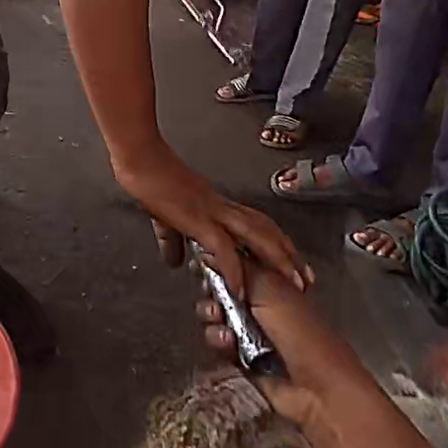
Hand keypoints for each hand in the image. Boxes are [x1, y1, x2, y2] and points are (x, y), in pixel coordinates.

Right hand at [119, 149, 310, 300]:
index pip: (254, 222)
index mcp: (215, 204)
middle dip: (288, 253)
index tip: (292, 261)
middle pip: (264, 228)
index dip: (275, 241)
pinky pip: (223, 247)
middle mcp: (220, 206)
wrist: (140, 157)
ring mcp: (211, 211)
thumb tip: (174, 263)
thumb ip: (172, 240)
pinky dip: (234, 269)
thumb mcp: (163, 214)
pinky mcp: (197, 219)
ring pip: (255, 234)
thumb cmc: (149, 177)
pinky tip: (240, 289)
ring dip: (276, 258)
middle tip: (307, 277)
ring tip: (292, 282)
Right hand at [196, 259, 355, 425]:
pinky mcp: (240, 355)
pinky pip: (218, 340)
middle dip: (211, 290)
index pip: (238, 263)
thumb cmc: (299, 330)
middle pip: (221, 287)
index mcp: (271, 279)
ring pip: (215, 313)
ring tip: (218, 319)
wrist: (318, 389)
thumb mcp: (271, 289)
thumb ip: (239, 268)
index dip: (220, 262)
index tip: (204, 261)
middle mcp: (258, 301)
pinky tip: (227, 342)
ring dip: (211, 314)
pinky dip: (217, 339)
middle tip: (210, 294)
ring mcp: (249, 328)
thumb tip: (209, 251)